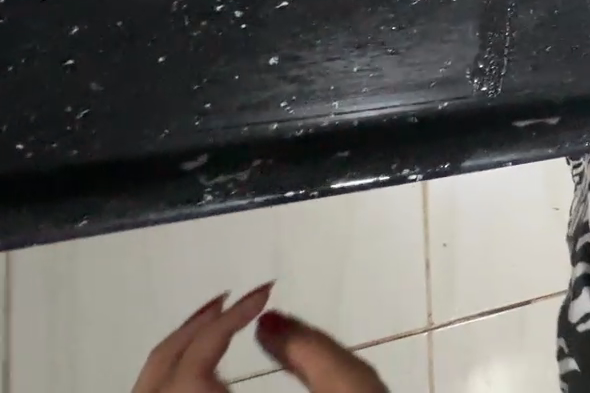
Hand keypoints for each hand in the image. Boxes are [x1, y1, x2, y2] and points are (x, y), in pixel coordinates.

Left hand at [133, 288, 386, 392]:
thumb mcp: (348, 389)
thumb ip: (309, 351)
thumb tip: (267, 318)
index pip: (190, 372)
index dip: (223, 324)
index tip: (267, 293)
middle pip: (153, 390)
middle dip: (188, 336)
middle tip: (237, 299)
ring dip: (175, 360)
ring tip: (219, 322)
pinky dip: (174, 386)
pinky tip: (206, 367)